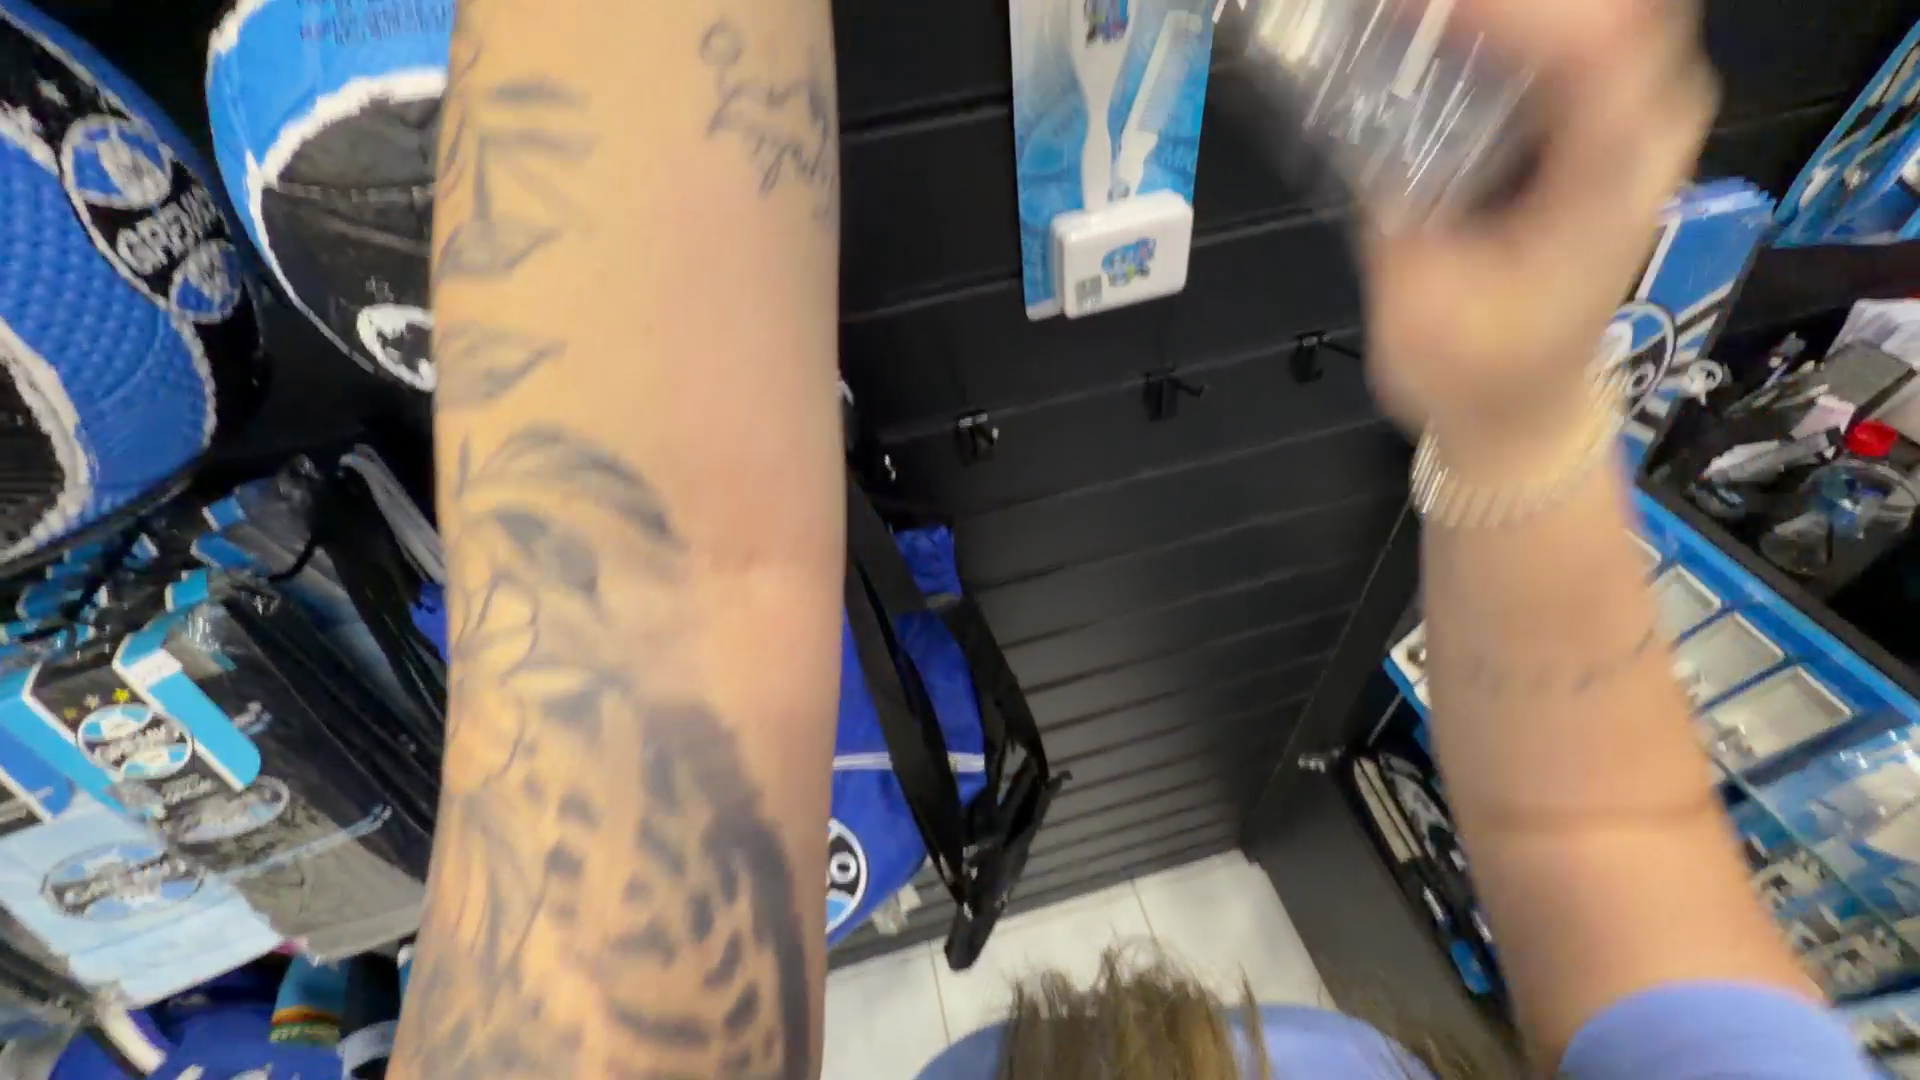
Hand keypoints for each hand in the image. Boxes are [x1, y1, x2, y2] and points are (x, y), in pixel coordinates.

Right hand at [1363, 0, 1717, 458]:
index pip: (1589, 51)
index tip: (1419, 10)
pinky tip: (1447, 41)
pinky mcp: (1592, 139)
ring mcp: (1622, 132)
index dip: (1509, 14)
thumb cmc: (1473, 375)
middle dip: (1505, 8)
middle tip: (1411, 11)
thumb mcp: (1418, 311)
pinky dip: (1510, 38)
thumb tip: (1369, 133)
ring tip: (1420, 21)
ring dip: (1507, 20)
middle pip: (1603, 16)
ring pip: (1591, 24)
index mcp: (1605, 187)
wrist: (1519, 408)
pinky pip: (1568, 51)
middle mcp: (1636, 139)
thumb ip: (1398, 217)